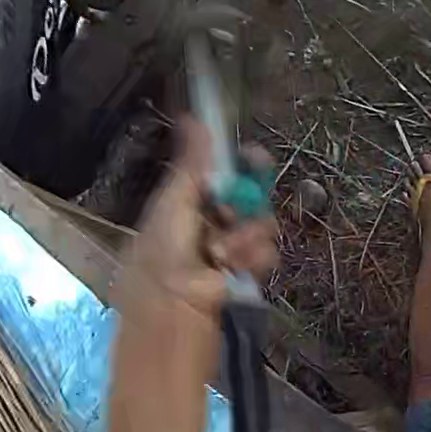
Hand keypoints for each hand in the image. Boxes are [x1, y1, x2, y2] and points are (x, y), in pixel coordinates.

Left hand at [115, 118, 278, 331]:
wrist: (171, 313)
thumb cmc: (164, 256)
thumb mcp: (174, 205)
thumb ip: (192, 165)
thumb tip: (194, 118)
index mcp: (189, 203)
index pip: (223, 174)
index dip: (241, 165)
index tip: (255, 158)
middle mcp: (212, 222)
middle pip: (248, 198)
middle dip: (249, 204)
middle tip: (243, 213)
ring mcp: (232, 248)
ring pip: (261, 225)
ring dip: (249, 236)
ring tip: (227, 253)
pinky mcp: (247, 272)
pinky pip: (266, 253)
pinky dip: (256, 258)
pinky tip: (238, 265)